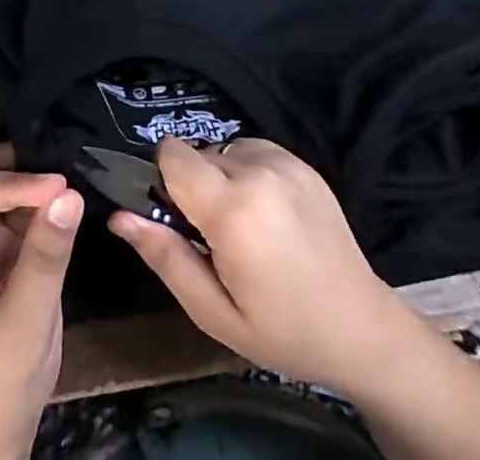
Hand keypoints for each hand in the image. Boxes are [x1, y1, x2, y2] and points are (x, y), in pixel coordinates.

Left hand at [0, 144, 82, 459]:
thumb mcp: (25, 319)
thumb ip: (45, 255)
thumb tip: (70, 193)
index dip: (17, 183)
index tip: (63, 184)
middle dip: (26, 170)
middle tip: (70, 163)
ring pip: (9, 195)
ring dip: (40, 185)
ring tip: (79, 170)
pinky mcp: (7, 256)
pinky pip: (27, 217)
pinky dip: (49, 205)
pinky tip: (74, 197)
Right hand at [107, 138, 431, 395]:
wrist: (360, 326)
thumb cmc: (281, 329)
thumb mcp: (212, 310)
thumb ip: (164, 256)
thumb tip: (119, 216)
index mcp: (234, 208)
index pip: (173, 154)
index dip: (163, 179)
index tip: (174, 215)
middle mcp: (260, 171)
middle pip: (198, 153)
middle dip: (193, 185)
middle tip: (212, 235)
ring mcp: (288, 164)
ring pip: (226, 150)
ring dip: (221, 177)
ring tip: (242, 224)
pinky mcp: (306, 165)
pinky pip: (255, 151)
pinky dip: (248, 172)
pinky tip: (265, 212)